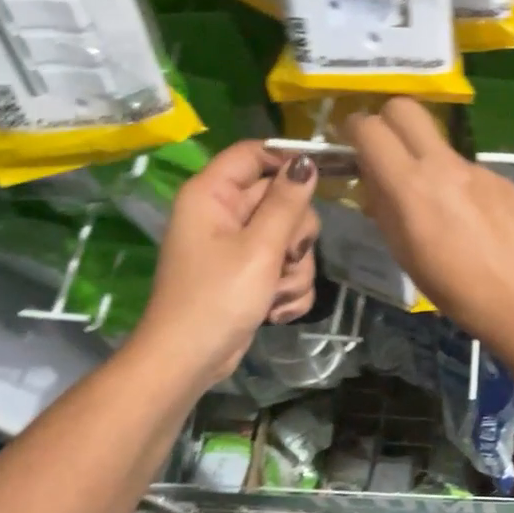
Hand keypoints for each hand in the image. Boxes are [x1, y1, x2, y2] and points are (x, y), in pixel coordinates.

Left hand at [133, 141, 320, 385]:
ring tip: (275, 295)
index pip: (254, 154)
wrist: (192, 357)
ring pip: (291, 242)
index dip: (287, 163)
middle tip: (286, 259)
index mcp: (213, 195)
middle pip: (283, 202)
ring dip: (295, 272)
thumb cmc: (218, 297)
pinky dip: (288, 291)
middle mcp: (224, 215)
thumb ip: (287, 204)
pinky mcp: (251, 276)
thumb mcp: (260, 248)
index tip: (321, 185)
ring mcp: (238, 248)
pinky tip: (275, 311)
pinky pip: (286, 270)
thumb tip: (307, 163)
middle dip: (296, 238)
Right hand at [347, 97, 513, 347]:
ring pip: (440, 146)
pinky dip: (460, 186)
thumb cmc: (457, 291)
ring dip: (427, 162)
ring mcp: (478, 170)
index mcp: (411, 186)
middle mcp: (444, 166)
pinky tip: (473, 223)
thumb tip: (374, 183)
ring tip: (437, 209)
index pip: (369, 127)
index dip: (354, 130)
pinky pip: (469, 171)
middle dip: (388, 121)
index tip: (353, 145)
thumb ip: (384, 210)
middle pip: (405, 108)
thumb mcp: (405, 255)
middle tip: (387, 154)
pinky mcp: (503, 181)